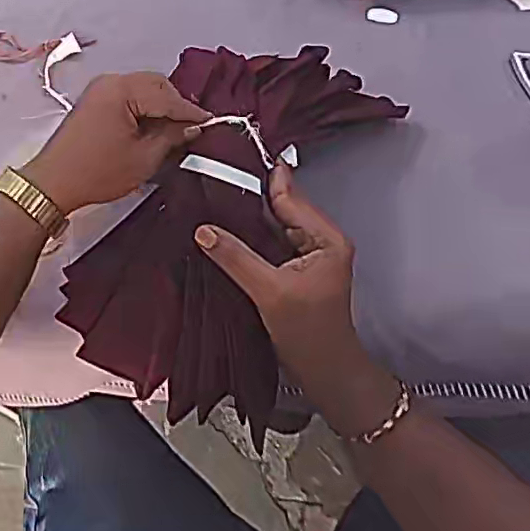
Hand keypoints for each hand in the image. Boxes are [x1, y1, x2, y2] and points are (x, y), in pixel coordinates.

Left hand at [22, 72, 210, 212]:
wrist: (54, 183)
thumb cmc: (94, 173)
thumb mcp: (144, 159)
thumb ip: (172, 137)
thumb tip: (191, 127)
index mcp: (121, 91)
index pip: (167, 96)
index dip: (191, 112)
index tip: (210, 122)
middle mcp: (110, 82)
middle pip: (156, 84)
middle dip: (176, 105)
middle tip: (193, 127)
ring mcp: (100, 89)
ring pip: (143, 88)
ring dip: (160, 105)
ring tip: (174, 130)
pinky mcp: (95, 100)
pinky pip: (129, 95)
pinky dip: (145, 107)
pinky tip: (153, 126)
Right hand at [194, 165, 402, 438]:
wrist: (326, 374)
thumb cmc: (310, 334)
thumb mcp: (270, 292)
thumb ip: (236, 258)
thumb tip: (203, 230)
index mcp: (327, 238)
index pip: (289, 198)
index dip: (262, 179)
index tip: (234, 156)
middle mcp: (320, 239)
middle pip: (280, 208)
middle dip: (250, 197)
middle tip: (214, 177)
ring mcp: (308, 254)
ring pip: (272, 225)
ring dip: (247, 217)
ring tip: (214, 199)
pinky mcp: (294, 268)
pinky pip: (268, 242)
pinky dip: (249, 236)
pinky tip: (226, 230)